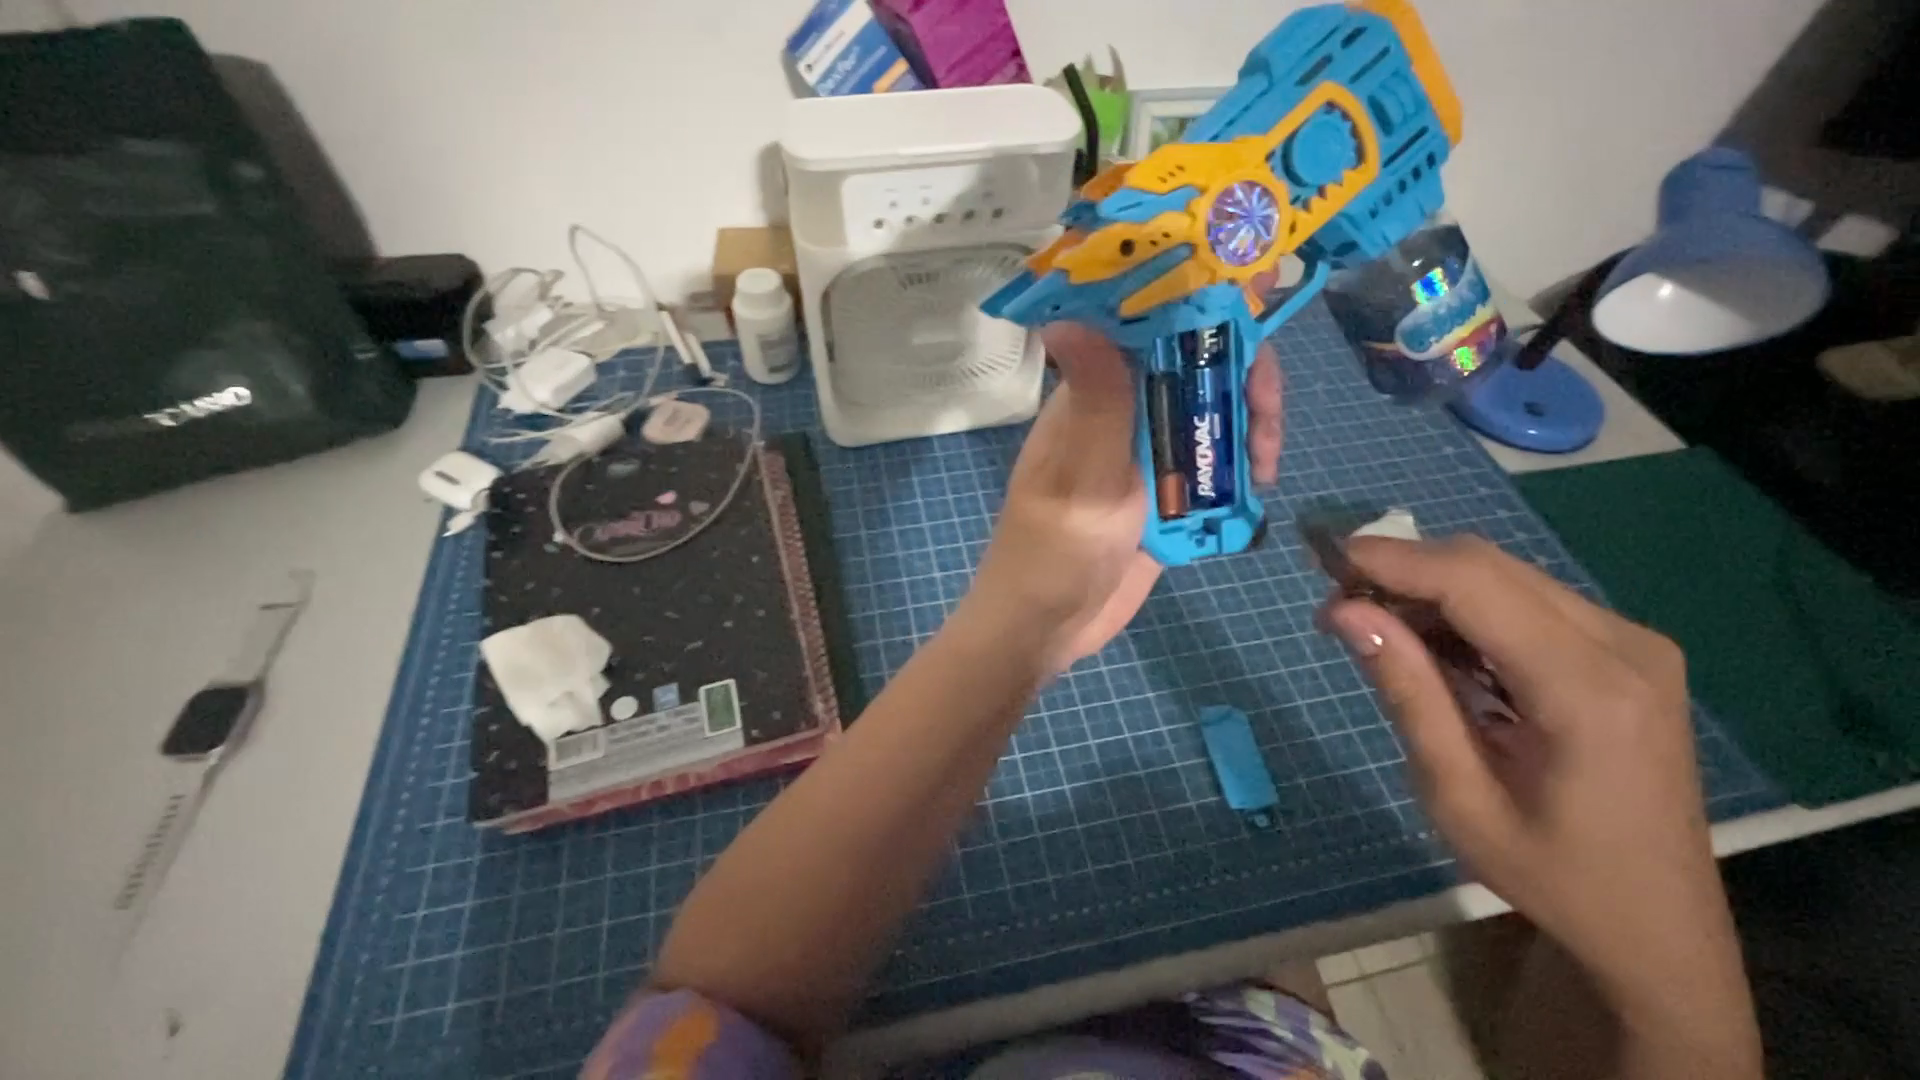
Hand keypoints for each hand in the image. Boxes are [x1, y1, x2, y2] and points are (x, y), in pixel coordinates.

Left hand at [965, 323, 1283, 671]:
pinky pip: (1213, 466)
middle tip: (1266, 424)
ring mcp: (1146, 456)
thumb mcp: (1082, 474)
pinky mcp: (1165, 496)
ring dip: (1249, 429)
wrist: (1046, 629)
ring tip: (1266, 468)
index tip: (1256, 322)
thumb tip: (1068, 314)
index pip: (1153, 328)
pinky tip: (1258, 489)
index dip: (1204, 314)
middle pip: (1197, 368)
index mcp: (1092, 394)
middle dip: (1242, 383)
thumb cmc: (1052, 551)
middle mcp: (1122, 414)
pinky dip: (1241, 469)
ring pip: (1212, 416)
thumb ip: (1096, 398)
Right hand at [1322, 536, 1759, 1074]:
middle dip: (1404, 570)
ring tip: (1375, 629)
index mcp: (1587, 689)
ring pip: (1508, 577)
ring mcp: (1634, 645)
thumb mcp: (1458, 795)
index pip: (1474, 583)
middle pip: (1490, 567)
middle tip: (1338, 605)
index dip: (1393, 560)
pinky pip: (1530, 603)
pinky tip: (1432, 648)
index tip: (1322, 561)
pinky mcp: (1628, 654)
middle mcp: (1625, 646)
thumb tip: (1346, 613)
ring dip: (1432, 590)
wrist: (1658, 927)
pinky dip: (1468, 611)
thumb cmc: (1550, 875)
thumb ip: (1407, 693)